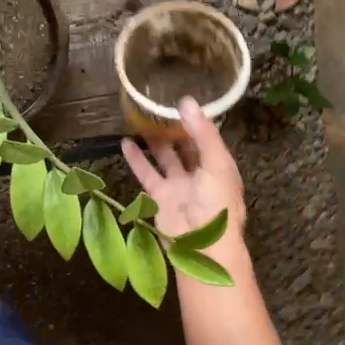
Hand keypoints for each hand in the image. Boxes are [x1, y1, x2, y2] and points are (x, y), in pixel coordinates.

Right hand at [122, 98, 246, 254]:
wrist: (202, 244)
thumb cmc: (217, 202)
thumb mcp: (216, 162)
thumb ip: (202, 133)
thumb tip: (186, 102)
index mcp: (219, 165)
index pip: (207, 138)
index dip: (194, 121)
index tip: (179, 100)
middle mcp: (199, 174)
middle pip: (185, 146)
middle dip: (173, 129)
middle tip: (157, 107)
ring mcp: (179, 186)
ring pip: (165, 158)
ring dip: (154, 141)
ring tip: (140, 120)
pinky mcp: (159, 196)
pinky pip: (147, 173)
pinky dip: (136, 159)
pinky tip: (125, 143)